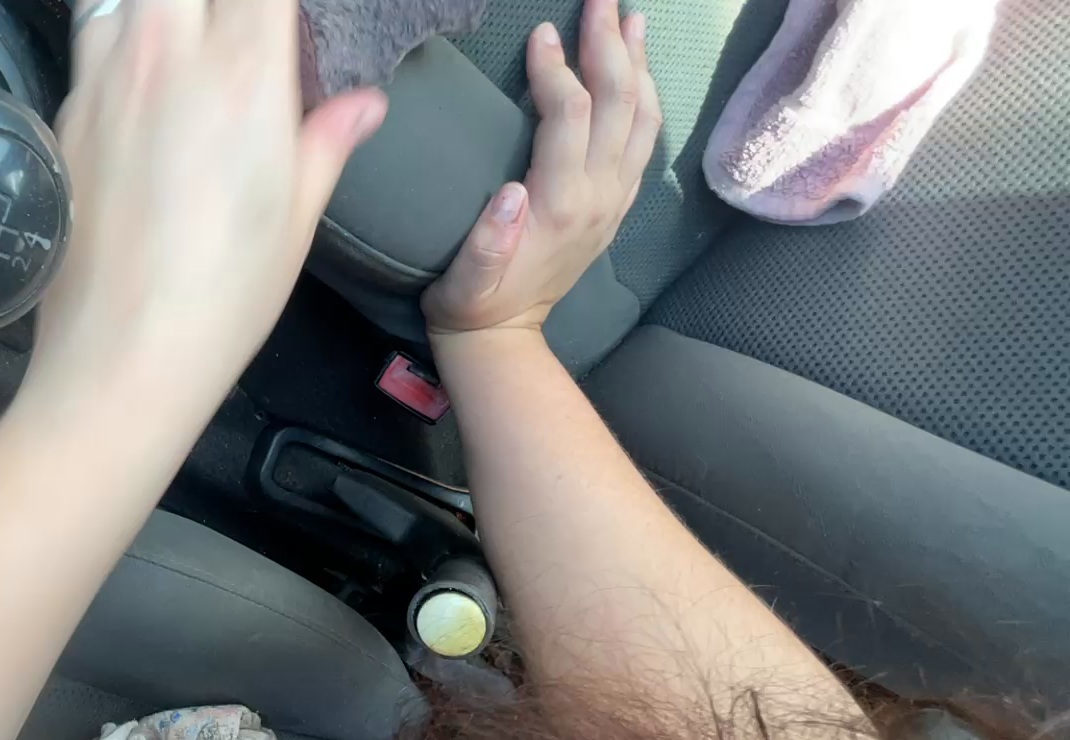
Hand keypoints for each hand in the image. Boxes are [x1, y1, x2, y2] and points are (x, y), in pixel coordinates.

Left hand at [26, 0, 386, 421]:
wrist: (120, 360)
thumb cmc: (220, 303)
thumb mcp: (292, 227)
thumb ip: (326, 145)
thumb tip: (364, 106)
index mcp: (242, 72)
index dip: (271, 4)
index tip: (277, 27)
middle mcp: (164, 57)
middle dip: (210, 1)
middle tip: (225, 36)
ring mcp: (103, 87)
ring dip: (152, 12)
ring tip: (175, 55)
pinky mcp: (62, 124)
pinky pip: (87, 50)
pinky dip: (113, 51)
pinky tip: (132, 105)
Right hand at [421, 0, 658, 342]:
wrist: (502, 339)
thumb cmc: (470, 306)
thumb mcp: (462, 283)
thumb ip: (487, 243)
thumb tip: (511, 190)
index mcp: (559, 206)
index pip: (568, 118)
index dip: (556, 71)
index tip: (541, 33)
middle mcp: (598, 197)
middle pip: (617, 103)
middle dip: (609, 45)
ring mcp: (613, 202)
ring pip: (641, 117)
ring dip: (638, 64)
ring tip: (629, 20)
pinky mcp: (614, 208)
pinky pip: (644, 141)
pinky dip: (645, 98)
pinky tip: (636, 76)